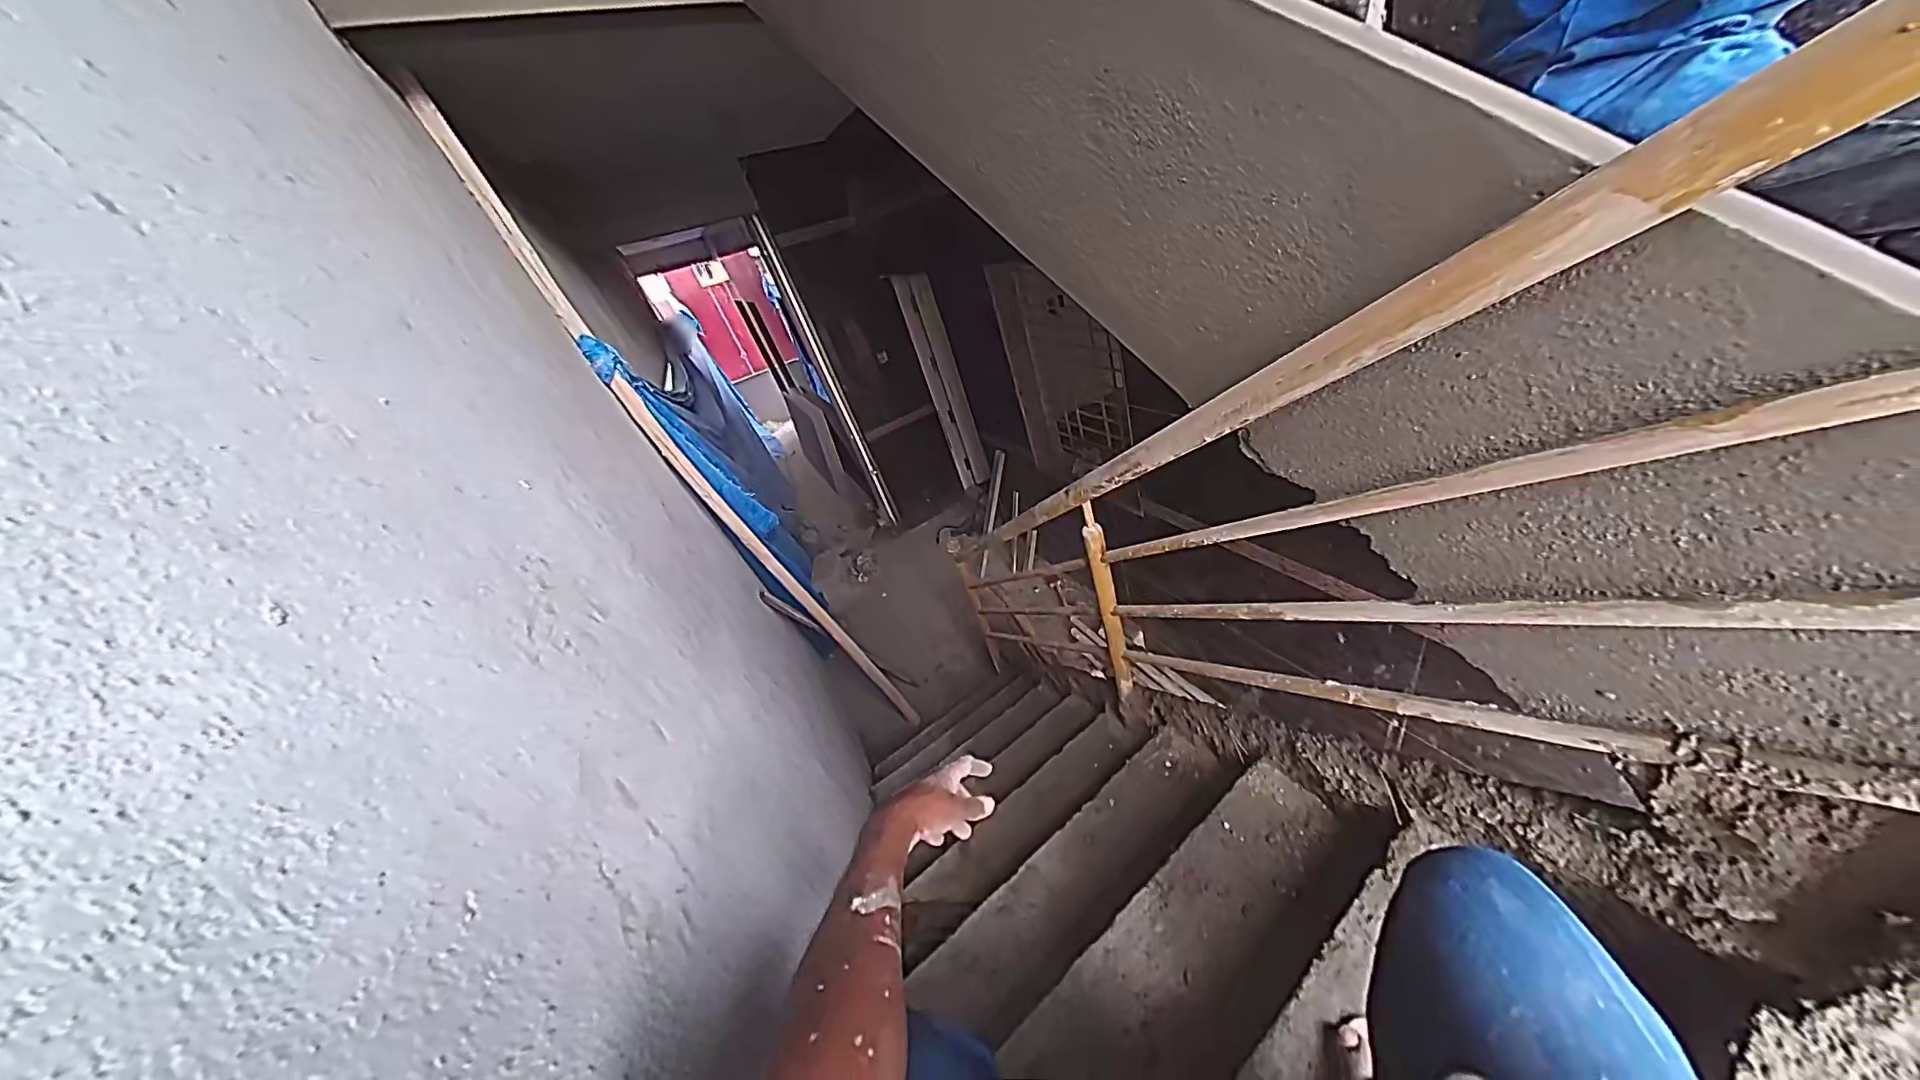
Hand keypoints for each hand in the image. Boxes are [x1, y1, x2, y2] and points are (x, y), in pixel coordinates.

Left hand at [879, 755, 995, 850]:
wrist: (893, 826)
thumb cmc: (928, 812)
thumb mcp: (957, 810)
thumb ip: (974, 807)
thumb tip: (989, 803)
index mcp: (943, 778)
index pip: (963, 765)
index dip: (976, 766)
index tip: (987, 769)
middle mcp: (928, 785)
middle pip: (951, 788)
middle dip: (965, 801)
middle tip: (974, 813)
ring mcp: (915, 799)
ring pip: (938, 805)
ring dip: (951, 818)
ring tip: (961, 831)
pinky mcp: (905, 815)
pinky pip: (924, 819)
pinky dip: (934, 827)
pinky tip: (936, 839)